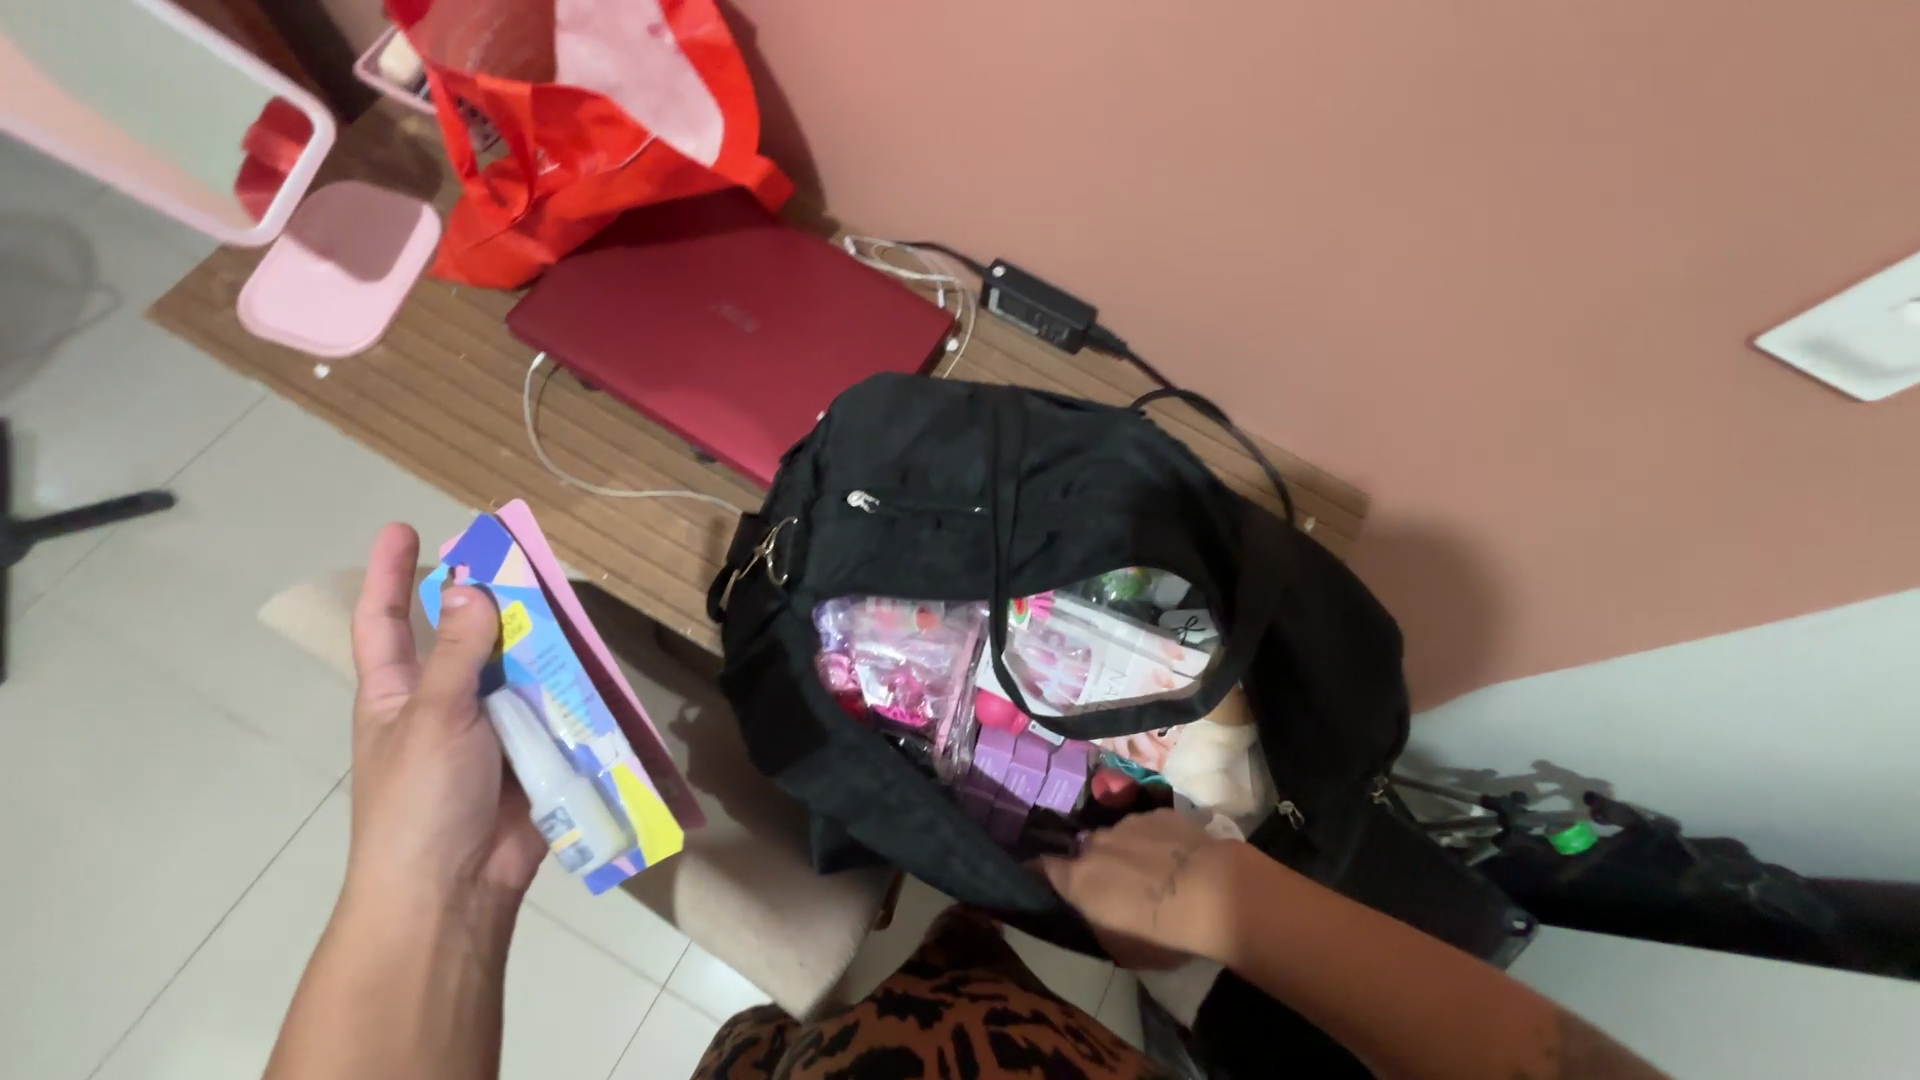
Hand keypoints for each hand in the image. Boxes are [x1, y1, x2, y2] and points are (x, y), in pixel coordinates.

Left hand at [345, 523, 545, 923]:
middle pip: (471, 634)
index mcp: (400, 693)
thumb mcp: (432, 718)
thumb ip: (458, 653)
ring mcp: (496, 724)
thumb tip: (471, 587)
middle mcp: (448, 700)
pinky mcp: (539, 746)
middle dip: (493, 598)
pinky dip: (574, 682)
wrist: (457, 887)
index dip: (389, 575)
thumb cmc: (420, 801)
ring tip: (569, 603)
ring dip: (542, 638)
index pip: (387, 622)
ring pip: (522, 664)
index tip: (404, 529)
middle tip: (526, 559)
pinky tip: (596, 658)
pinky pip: (558, 702)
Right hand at [1036, 809, 1245, 968]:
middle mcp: (1096, 843)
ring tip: (1154, 873)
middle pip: (1085, 851)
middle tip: (1117, 885)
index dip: (1043, 872)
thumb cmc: (1162, 933)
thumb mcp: (1119, 947)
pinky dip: (1155, 841)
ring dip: (1127, 852)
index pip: (1043, 867)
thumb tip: (1089, 907)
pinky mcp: (1159, 813)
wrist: (1214, 893)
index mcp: (1078, 878)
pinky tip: (1178, 859)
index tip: (1048, 879)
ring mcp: (1128, 823)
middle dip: (1095, 865)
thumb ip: (1094, 920)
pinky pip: (1148, 828)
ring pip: (1118, 837)